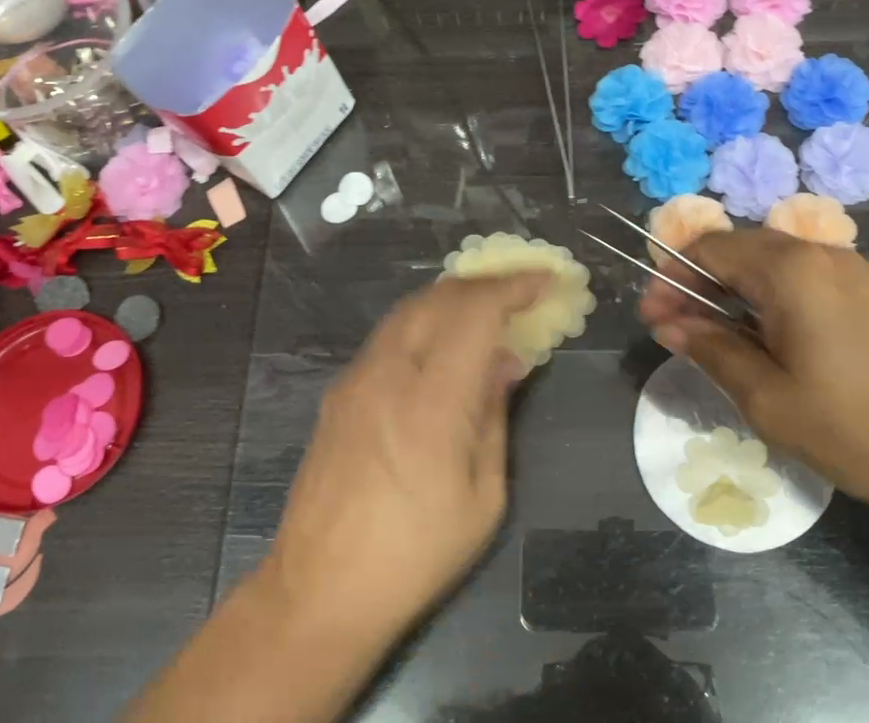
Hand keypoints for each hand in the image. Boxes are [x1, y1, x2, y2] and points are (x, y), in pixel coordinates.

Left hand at [261, 271, 551, 642]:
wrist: (321, 588)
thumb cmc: (416, 554)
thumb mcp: (483, 496)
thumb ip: (494, 416)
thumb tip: (506, 363)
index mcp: (432, 402)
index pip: (476, 312)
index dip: (515, 286)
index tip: (547, 280)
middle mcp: (388, 374)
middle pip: (439, 297)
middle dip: (487, 283)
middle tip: (524, 289)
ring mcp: (356, 379)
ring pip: (408, 310)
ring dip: (453, 297)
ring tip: (489, 308)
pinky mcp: (338, 393)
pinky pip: (389, 336)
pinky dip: (425, 322)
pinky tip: (444, 345)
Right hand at [639, 229, 868, 519]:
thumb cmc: (857, 428)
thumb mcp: (768, 397)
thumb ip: (711, 349)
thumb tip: (669, 324)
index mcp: (791, 269)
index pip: (710, 249)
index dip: (671, 277)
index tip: (650, 318)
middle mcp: (823, 255)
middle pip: (742, 249)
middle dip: (701, 283)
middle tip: (676, 330)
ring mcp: (856, 273)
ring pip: (775, 266)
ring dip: (736, 293)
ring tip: (718, 342)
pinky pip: (807, 282)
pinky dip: (773, 301)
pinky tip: (770, 344)